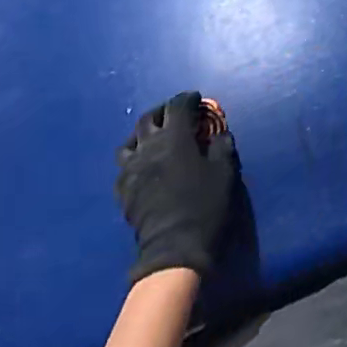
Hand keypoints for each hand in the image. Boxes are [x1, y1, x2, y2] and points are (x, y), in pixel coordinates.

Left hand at [115, 92, 236, 281]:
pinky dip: (134, 159)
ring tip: (152, 137)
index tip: (195, 98)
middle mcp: (149, 145)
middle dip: (162, 110)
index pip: (178, 106)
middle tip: (173, 113)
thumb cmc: (203, 206)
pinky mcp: (123, 187)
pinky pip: (124, 165)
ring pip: (130, 140)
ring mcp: (131, 166)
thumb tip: (221, 133)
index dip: (187, 99)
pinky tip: (141, 166)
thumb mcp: (223, 174)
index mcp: (174, 136)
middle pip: (149, 118)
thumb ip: (222, 148)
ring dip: (142, 133)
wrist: (173, 247)